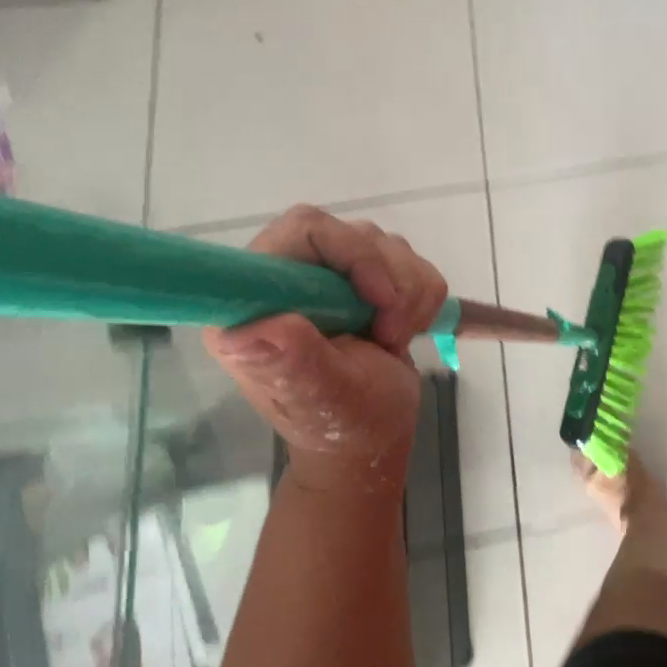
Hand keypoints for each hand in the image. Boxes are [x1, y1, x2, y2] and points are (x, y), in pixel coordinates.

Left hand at [203, 205, 449, 495]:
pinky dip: (424, 297)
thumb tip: (242, 333)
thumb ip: (290, 362)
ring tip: (395, 339)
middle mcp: (290, 280)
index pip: (303, 229)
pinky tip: (405, 331)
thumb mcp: (322, 398)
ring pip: (391, 246)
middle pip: (356, 233)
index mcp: (256, 302)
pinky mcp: (366, 282)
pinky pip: (414, 262)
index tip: (379, 299)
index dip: (351, 250)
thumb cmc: (343, 426)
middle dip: (390, 281)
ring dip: (410, 295)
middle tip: (392, 331)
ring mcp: (331, 279)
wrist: (374, 438)